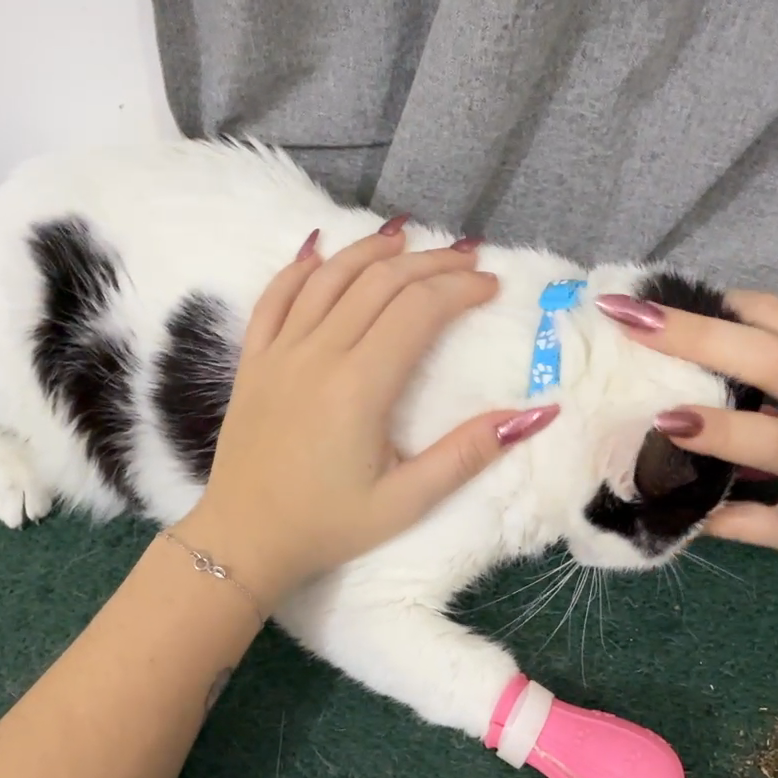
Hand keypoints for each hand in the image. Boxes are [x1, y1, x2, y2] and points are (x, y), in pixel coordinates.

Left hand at [176, 226, 558, 604]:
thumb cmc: (328, 527)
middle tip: (467, 259)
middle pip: (380, 282)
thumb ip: (466, 455)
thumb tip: (533, 413)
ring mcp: (278, 352)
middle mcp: (318, 354)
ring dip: (372, 250)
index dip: (460, 289)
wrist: (244, 540)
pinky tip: (322, 251)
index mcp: (360, 386)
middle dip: (430, 262)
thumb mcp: (406, 502)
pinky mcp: (252, 361)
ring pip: (329, 277)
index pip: (418, 310)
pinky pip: (275, 297)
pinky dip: (302, 267)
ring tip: (408, 237)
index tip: (492, 286)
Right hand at [601, 290, 777, 554]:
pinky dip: (749, 308)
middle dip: (686, 332)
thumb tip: (676, 518)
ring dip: (712, 306)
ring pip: (774, 314)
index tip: (657, 417)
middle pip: (755, 352)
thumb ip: (741, 527)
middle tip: (625, 316)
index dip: (701, 425)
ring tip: (661, 303)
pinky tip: (717, 311)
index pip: (746, 434)